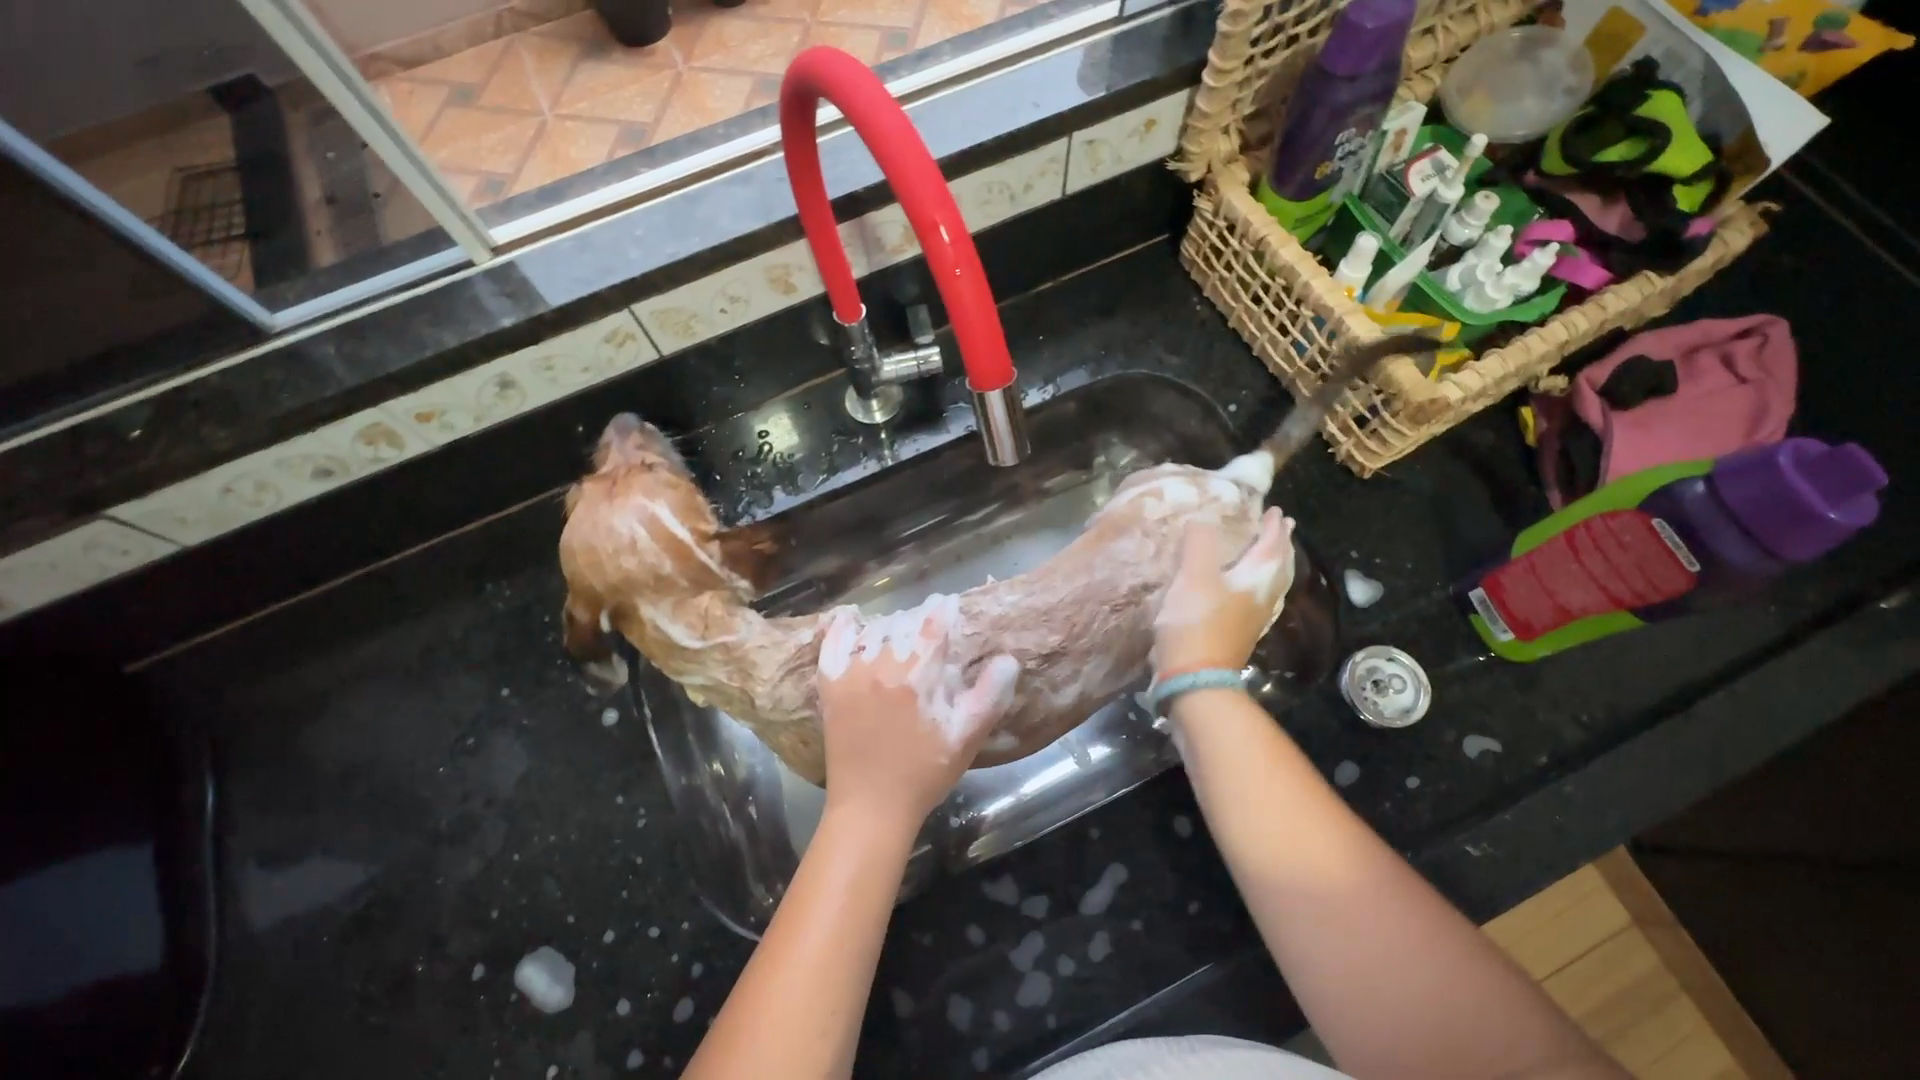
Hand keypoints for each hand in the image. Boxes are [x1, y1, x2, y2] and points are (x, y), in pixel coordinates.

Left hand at [815, 597, 1020, 821]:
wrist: (870, 807)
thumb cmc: (924, 774)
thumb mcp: (965, 739)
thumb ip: (988, 697)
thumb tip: (1007, 660)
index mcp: (918, 677)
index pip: (933, 626)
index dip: (943, 611)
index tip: (948, 605)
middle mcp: (882, 666)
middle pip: (903, 626)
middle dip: (918, 624)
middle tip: (928, 634)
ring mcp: (852, 674)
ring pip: (874, 632)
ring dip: (889, 629)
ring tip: (900, 636)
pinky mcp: (830, 686)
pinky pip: (833, 644)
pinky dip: (841, 627)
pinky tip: (851, 618)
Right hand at [1151, 507, 1295, 679]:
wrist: (1194, 679)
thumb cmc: (1196, 624)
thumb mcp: (1193, 577)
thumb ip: (1200, 544)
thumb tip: (1204, 520)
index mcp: (1256, 579)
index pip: (1272, 546)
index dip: (1272, 527)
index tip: (1274, 510)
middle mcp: (1263, 597)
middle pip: (1279, 566)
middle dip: (1280, 544)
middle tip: (1283, 527)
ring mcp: (1254, 618)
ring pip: (1273, 584)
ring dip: (1274, 564)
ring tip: (1271, 553)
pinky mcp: (1241, 633)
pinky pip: (1260, 598)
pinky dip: (1260, 583)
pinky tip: (1248, 589)